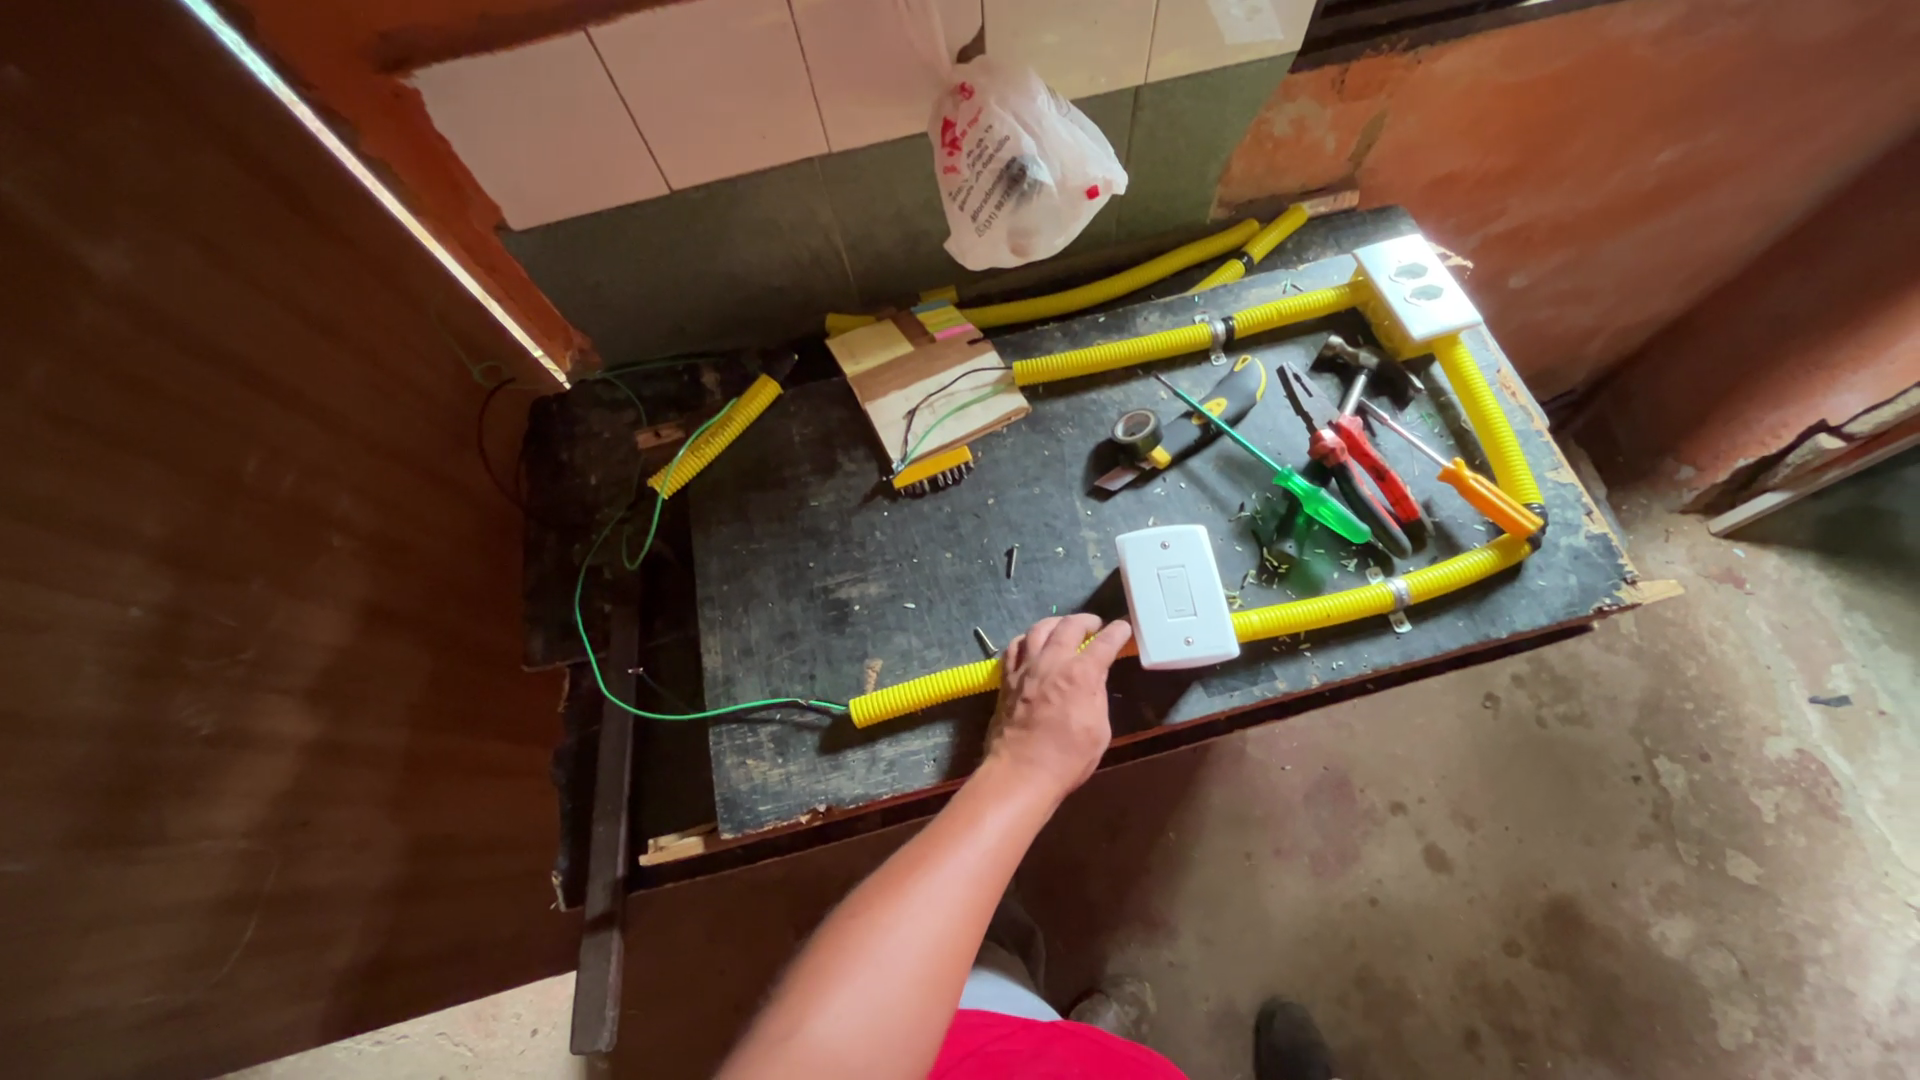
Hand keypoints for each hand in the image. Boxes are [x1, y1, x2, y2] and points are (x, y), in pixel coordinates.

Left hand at [983, 613, 1133, 802]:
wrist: (1021, 771)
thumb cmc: (1068, 758)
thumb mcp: (1099, 729)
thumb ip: (1097, 696)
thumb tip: (1094, 679)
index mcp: (1081, 674)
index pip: (1104, 643)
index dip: (1116, 632)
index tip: (1122, 628)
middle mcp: (1052, 662)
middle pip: (1069, 626)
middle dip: (1085, 621)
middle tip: (1094, 625)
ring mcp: (1025, 668)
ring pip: (1038, 629)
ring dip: (1055, 624)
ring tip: (1063, 627)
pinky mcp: (1007, 679)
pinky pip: (1014, 648)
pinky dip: (1026, 639)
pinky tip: (1031, 644)